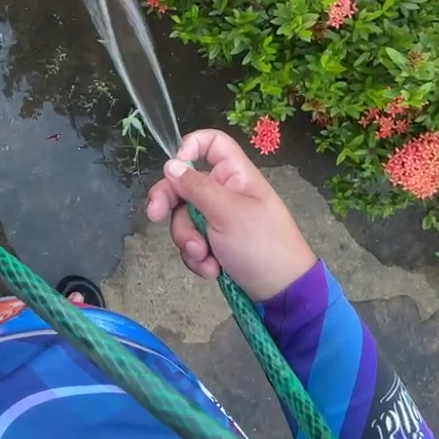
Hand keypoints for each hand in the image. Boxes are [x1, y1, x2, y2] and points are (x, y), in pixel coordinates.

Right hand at [145, 130, 317, 301]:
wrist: (283, 295)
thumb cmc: (262, 245)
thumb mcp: (228, 213)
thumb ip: (196, 187)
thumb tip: (170, 165)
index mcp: (234, 174)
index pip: (211, 143)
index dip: (189, 147)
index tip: (174, 170)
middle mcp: (224, 191)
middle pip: (184, 183)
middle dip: (170, 204)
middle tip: (155, 216)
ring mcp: (218, 218)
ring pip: (183, 217)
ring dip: (188, 239)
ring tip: (205, 257)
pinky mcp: (214, 243)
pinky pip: (191, 241)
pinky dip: (197, 257)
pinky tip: (211, 270)